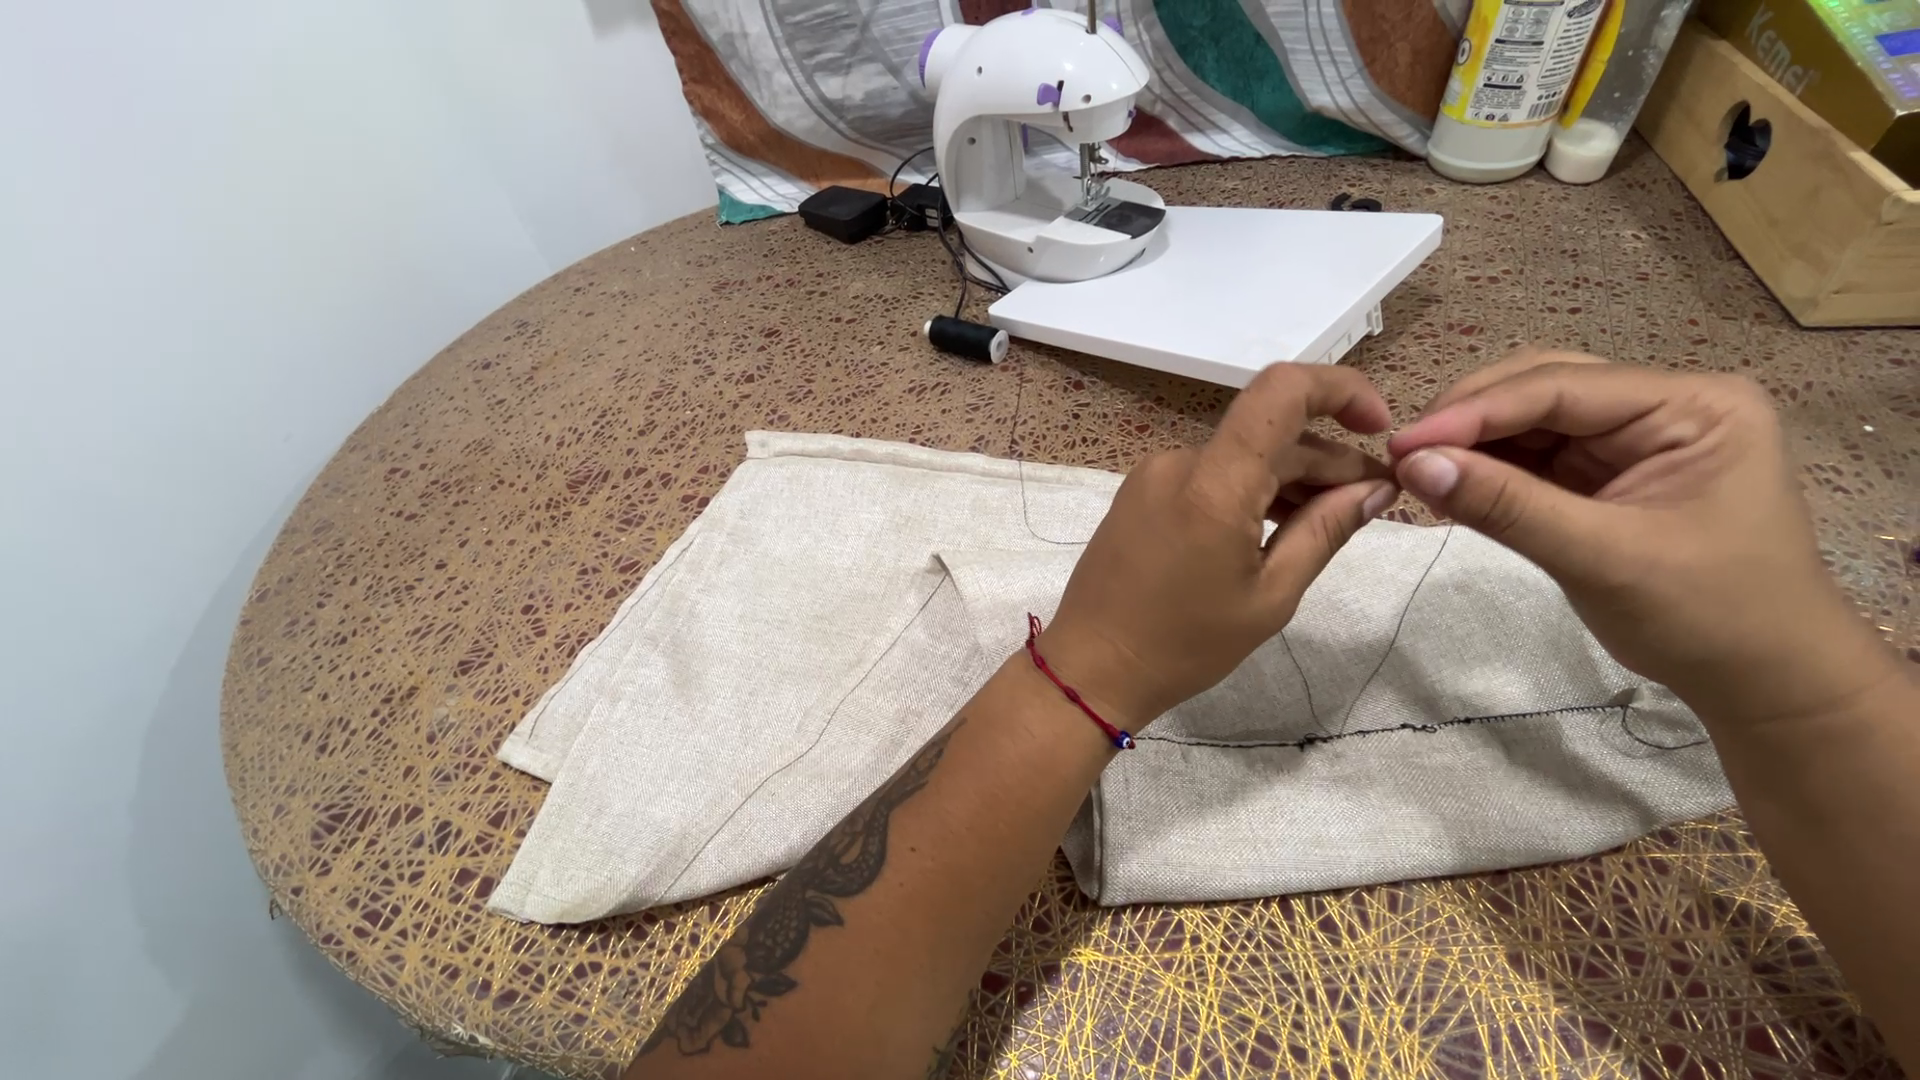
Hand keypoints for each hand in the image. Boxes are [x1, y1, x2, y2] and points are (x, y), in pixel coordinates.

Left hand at [1038, 364, 1396, 729]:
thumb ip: (1324, 531)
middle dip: (1328, 459)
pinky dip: (1249, 489)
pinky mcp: (1141, 492)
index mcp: (1213, 483)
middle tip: (1373, 500)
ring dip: (1289, 477)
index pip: (1281, 391)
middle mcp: (1179, 462)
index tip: (1377, 427)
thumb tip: (1375, 488)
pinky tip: (1277, 524)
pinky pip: (1208, 475)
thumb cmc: (1184, 644)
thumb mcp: (1270, 596)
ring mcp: (1154, 475)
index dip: (1340, 389)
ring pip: (1239, 456)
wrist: (1092, 666)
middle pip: (1269, 434)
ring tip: (1330, 519)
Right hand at [1388, 349, 1900, 727]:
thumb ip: (1505, 505)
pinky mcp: (1598, 473)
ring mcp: (1627, 439)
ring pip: (1524, 419)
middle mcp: (1659, 406)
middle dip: (1467, 418)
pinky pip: (1526, 456)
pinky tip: (1444, 488)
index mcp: (1691, 406)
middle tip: (1403, 457)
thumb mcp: (1602, 557)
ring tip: (1415, 475)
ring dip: (1467, 443)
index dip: (1473, 412)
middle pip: (1538, 386)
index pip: (1561, 387)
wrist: (1758, 675)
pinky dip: (1481, 470)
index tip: (1402, 445)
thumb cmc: (1706, 613)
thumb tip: (1411, 466)